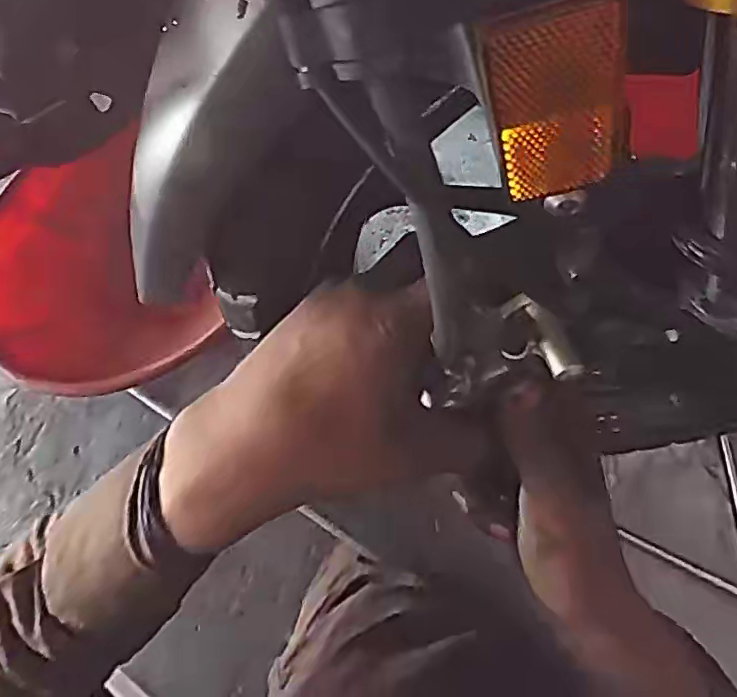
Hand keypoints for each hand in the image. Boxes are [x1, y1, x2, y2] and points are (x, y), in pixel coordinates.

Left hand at [160, 281, 488, 552]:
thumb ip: (468, 438)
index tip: (490, 327)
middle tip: (447, 350)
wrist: (241, 446)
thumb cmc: (324, 448)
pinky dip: (368, 324)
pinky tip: (361, 364)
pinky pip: (353, 303)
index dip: (482, 304)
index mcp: (392, 317)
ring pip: (385, 292)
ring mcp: (328, 295)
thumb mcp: (411, 454)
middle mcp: (361, 292)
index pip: (455, 285)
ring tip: (400, 364)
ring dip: (400, 319)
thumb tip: (495, 429)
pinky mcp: (305, 307)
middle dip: (440, 312)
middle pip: (420, 282)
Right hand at [499, 379, 736, 695]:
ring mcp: (530, 453)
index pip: (521, 368)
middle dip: (470, 434)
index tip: (462, 395)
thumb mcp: (551, 489)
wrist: (582, 610)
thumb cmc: (575, 551)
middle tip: (475, 471)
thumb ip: (533, 437)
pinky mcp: (514, 479)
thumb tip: (518, 382)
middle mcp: (547, 426)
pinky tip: (489, 516)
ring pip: (478, 434)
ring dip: (471, 469)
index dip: (488, 372)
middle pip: (490, 399)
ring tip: (489, 504)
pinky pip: (477, 465)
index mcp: (565, 418)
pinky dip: (475, 490)